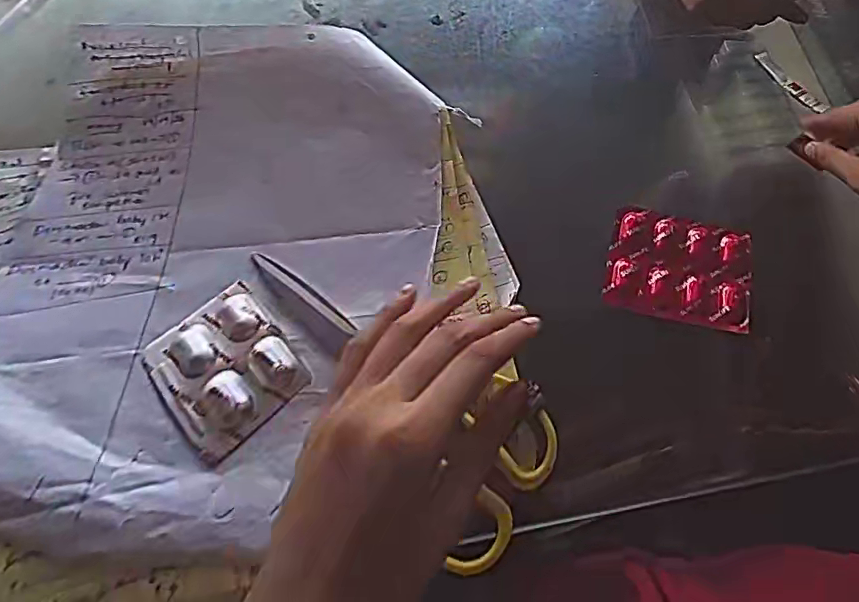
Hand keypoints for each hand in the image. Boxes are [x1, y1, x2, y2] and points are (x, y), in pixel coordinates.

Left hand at [249, 280, 539, 601]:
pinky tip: (406, 297)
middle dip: (485, 320)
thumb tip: (521, 390)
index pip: (472, 364)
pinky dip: (385, 318)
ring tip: (470, 287)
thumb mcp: (448, 515)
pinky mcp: (326, 411)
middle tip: (515, 310)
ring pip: (399, 333)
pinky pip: (358, 350)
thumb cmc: (386, 572)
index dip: (508, 338)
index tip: (532, 326)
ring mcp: (346, 404)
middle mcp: (378, 407)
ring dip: (438, 304)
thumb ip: (485, 443)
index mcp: (413, 438)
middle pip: (441, 342)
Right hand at [671, 0, 807, 29]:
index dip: (792, 10)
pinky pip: (726, 22)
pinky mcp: (700, 10)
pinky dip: (734, 16)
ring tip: (751, 1)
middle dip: (772, 9)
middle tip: (773, 2)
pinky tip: (733, 4)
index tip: (801, 16)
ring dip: (754, 15)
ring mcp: (712, 2)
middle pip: (763, 13)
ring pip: (745, 22)